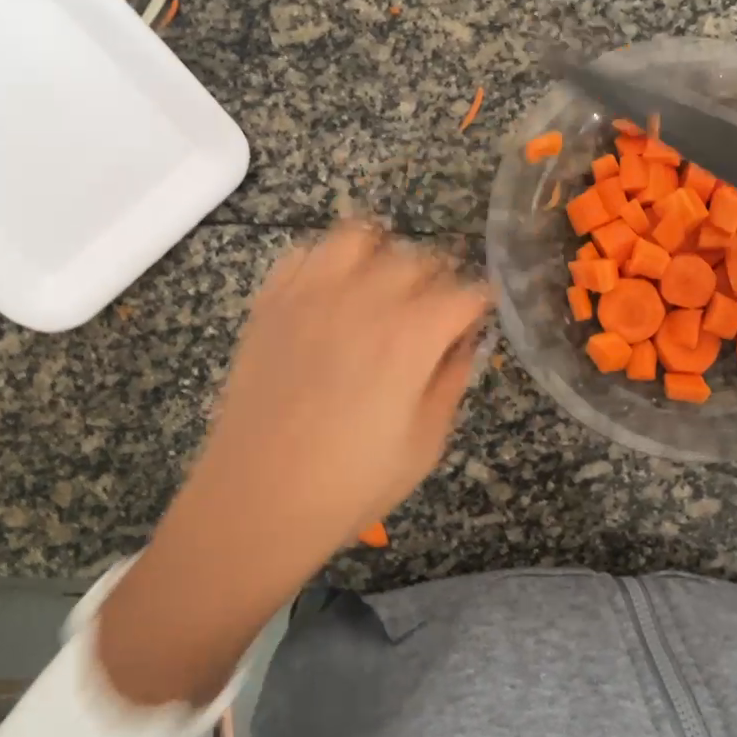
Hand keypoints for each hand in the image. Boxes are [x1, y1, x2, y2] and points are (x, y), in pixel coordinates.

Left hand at [191, 221, 491, 560]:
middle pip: (417, 258)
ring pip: (360, 237)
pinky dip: (328, 258)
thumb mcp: (425, 445)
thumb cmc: (350, 483)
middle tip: (436, 305)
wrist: (257, 499)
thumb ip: (452, 381)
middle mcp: (366, 299)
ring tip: (384, 279)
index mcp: (413, 335)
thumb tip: (465, 342)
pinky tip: (334, 286)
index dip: (479, 301)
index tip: (478, 313)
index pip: (465, 291)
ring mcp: (313, 294)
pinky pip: (306, 253)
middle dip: (437, 277)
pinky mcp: (273, 301)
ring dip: (382, 253)